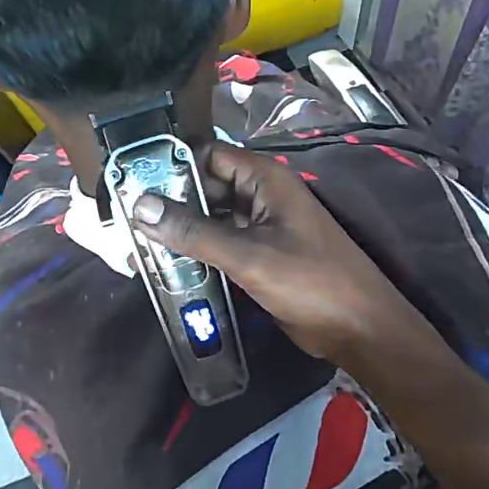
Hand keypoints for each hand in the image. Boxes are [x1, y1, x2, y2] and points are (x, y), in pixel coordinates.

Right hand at [130, 142, 438, 362]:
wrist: (361, 332)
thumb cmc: (312, 283)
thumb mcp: (248, 255)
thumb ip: (193, 231)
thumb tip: (140, 206)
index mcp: (264, 179)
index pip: (208, 155)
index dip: (173, 165)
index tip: (133, 183)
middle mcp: (260, 195)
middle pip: (205, 186)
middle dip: (169, 202)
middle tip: (127, 220)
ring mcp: (259, 225)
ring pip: (208, 217)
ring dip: (178, 229)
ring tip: (137, 245)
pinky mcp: (257, 253)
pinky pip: (217, 242)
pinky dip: (193, 250)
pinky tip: (165, 264)